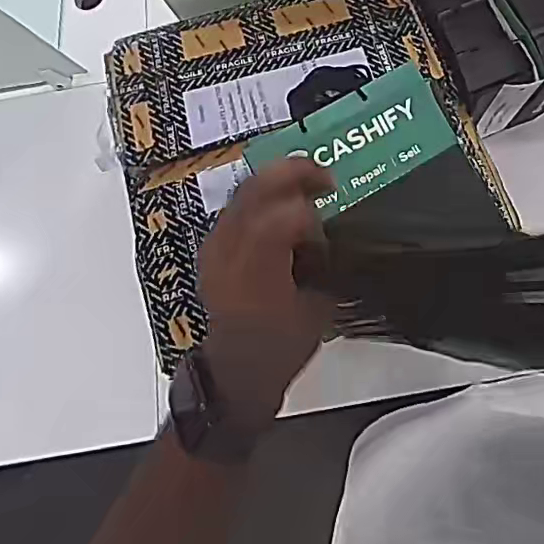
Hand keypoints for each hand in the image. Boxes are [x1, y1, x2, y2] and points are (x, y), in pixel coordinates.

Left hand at [197, 158, 335, 429]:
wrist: (234, 371)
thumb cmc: (278, 347)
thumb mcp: (316, 309)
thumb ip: (323, 265)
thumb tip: (331, 235)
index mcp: (257, 267)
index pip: (286, 217)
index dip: (313, 215)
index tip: (330, 228)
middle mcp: (230, 247)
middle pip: (257, 188)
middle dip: (294, 172)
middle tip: (324, 177)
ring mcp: (216, 243)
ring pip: (244, 191)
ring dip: (276, 180)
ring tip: (305, 183)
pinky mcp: (212, 246)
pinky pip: (237, 206)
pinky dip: (261, 197)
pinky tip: (280, 204)